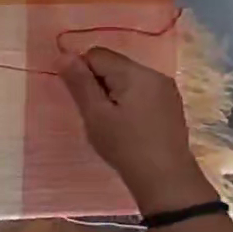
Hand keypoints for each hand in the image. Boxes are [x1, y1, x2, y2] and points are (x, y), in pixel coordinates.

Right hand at [57, 46, 216, 216]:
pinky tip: (126, 124)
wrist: (164, 176)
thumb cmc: (124, 145)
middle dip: (97, 82)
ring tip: (109, 121)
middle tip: (93, 113)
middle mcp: (154, 74)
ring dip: (111, 92)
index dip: (80, 71)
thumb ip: (79, 83)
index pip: (97, 54)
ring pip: (126, 78)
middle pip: (113, 64)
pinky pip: (140, 90)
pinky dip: (126, 100)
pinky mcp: (169, 103)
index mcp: (135, 73)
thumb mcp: (95, 114)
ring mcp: (165, 88)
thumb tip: (63, 55)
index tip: (79, 98)